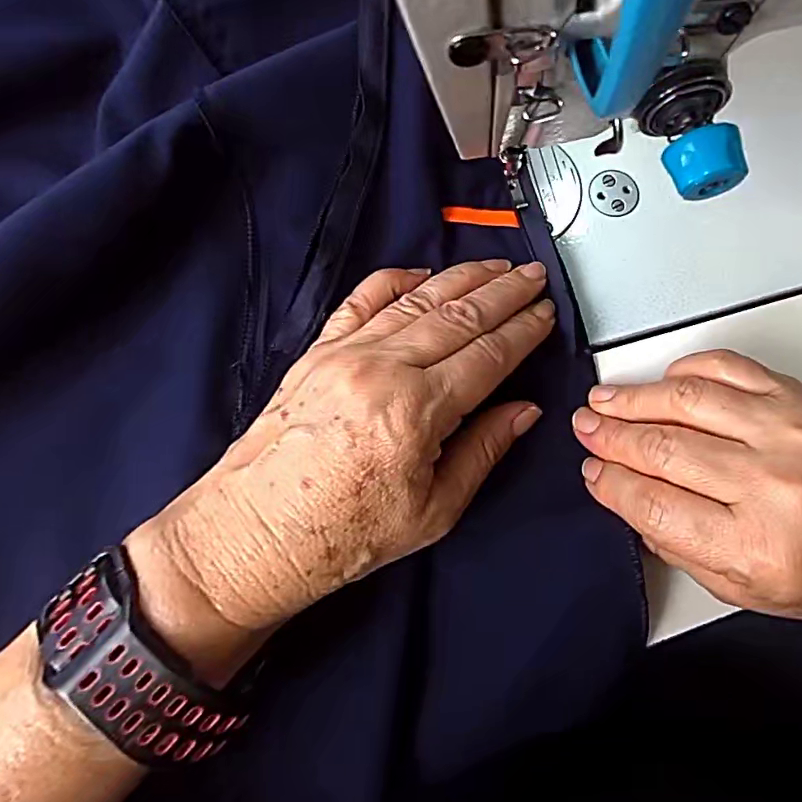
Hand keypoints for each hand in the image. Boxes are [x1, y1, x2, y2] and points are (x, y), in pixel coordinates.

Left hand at [125, 260, 554, 678]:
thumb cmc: (339, 533)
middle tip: (531, 277)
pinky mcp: (317, 353)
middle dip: (503, 292)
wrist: (256, 533)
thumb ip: (483, 450)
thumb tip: (521, 412)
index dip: (523, 330)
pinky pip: (361, 300)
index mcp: (415, 410)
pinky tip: (419, 274)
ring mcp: (344, 354)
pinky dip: (393, 281)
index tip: (545, 314)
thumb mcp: (432, 510)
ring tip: (492, 267)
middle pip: (459, 315)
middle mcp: (380, 369)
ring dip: (461, 278)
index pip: (488, 354)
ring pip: (416, 299)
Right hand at [571, 350, 801, 619]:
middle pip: (662, 448)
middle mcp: (776, 486)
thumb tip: (624, 490)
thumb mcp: (742, 590)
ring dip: (633, 399)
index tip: (592, 470)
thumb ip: (675, 544)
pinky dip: (682, 371)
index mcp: (760, 547)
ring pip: (684, 401)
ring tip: (605, 401)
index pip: (654, 504)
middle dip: (610, 436)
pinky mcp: (797, 400)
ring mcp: (789, 434)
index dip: (612, 482)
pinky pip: (724, 369)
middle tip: (586, 428)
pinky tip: (660, 383)